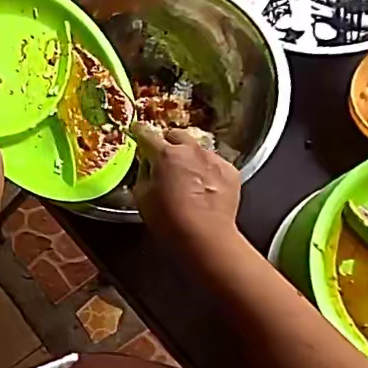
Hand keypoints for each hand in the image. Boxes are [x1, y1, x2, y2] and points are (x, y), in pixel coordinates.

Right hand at [132, 122, 242, 256]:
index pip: (147, 135)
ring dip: (188, 156)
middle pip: (176, 135)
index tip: (136, 131)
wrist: (205, 237)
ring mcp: (214, 160)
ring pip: (197, 149)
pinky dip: (206, 169)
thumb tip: (147, 167)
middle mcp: (192, 151)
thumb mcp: (142, 196)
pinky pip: (214, 163)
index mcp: (166, 155)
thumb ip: (143, 174)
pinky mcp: (231, 172)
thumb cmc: (169, 220)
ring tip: (184, 175)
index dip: (139, 132)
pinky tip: (202, 186)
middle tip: (161, 157)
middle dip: (167, 142)